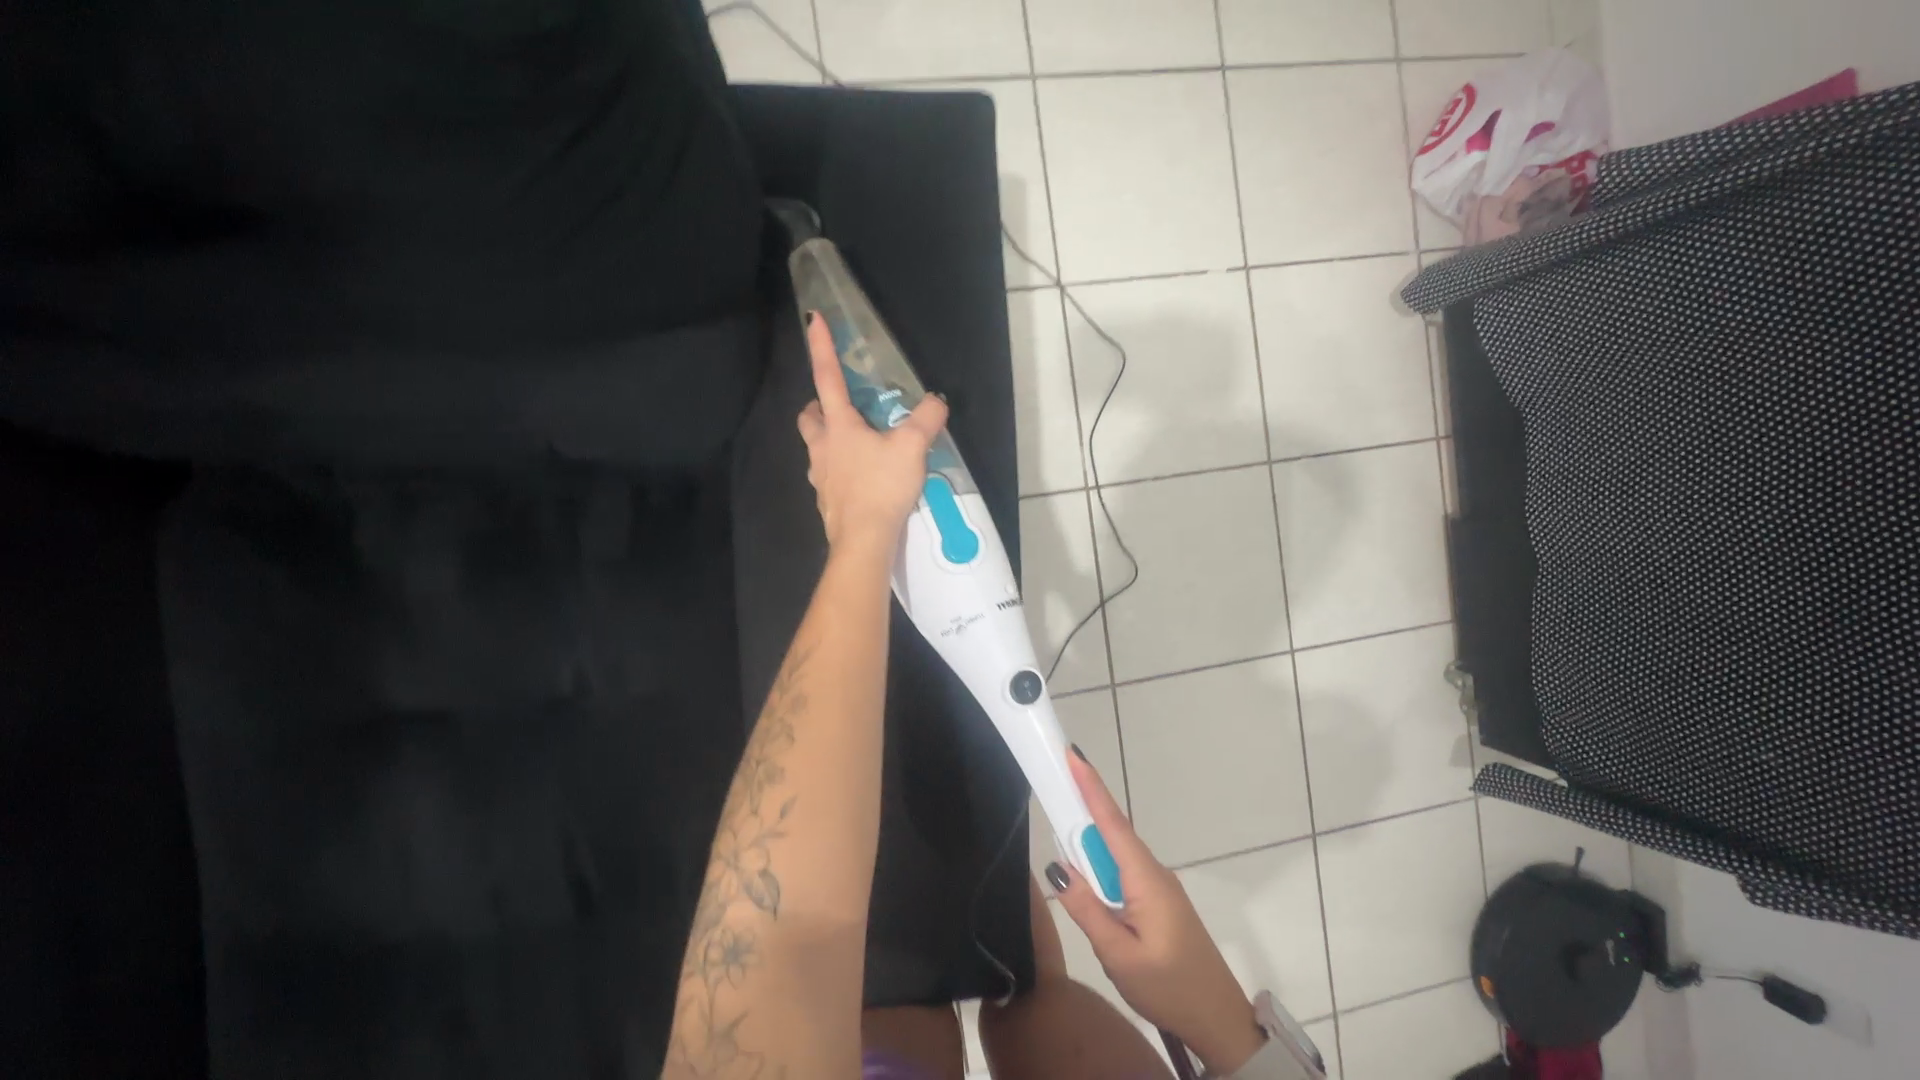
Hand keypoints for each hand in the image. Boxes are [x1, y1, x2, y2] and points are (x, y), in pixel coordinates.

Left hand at [796, 311, 948, 559]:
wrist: (863, 541)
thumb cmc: (881, 487)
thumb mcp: (912, 448)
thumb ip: (926, 419)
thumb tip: (936, 401)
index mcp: (838, 426)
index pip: (827, 377)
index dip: (821, 346)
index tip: (813, 319)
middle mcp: (822, 447)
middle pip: (809, 416)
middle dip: (819, 407)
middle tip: (841, 407)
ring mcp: (820, 476)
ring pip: (816, 448)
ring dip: (830, 440)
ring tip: (859, 445)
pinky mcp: (827, 501)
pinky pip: (828, 476)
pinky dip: (841, 470)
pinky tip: (862, 480)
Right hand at [1048, 752, 1265, 1076]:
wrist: (1218, 1020)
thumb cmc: (1170, 988)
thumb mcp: (1120, 955)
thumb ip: (1088, 910)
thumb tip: (1058, 868)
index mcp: (1145, 879)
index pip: (1112, 823)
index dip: (1091, 787)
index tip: (1073, 755)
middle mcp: (1152, 873)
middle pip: (1111, 832)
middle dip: (1083, 806)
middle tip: (1052, 783)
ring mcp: (1157, 888)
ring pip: (1115, 856)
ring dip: (1088, 840)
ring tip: (1059, 829)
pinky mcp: (1157, 903)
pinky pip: (1122, 873)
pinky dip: (1100, 865)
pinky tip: (1085, 876)